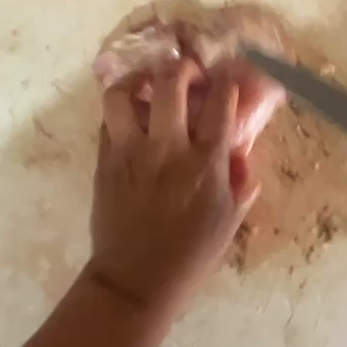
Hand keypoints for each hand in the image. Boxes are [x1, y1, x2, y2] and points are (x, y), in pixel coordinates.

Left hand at [88, 60, 260, 316]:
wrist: (137, 280)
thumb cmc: (192, 254)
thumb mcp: (231, 219)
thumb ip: (241, 179)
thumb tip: (242, 151)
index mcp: (205, 162)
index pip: (221, 102)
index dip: (226, 80)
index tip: (228, 74)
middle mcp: (167, 148)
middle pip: (170, 82)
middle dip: (182, 67)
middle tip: (188, 72)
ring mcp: (130, 151)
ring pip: (123, 93)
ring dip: (137, 79)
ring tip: (148, 82)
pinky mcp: (104, 161)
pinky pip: (107, 121)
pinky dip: (121, 111)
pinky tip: (132, 117)